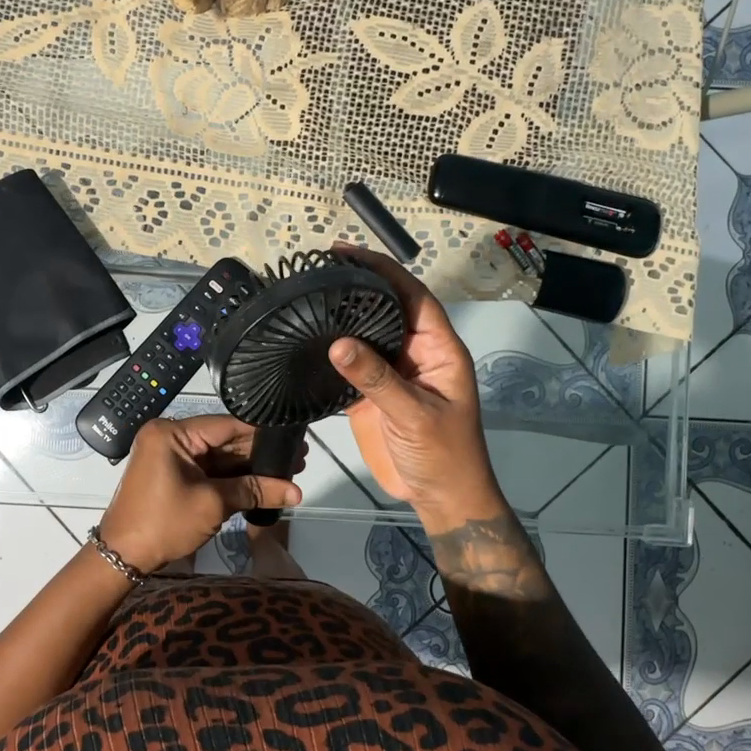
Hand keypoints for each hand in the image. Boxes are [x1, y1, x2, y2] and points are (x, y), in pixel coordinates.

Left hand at [98, 415, 302, 571]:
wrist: (123, 556)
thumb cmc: (164, 523)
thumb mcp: (213, 504)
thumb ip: (255, 490)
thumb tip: (295, 492)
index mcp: (171, 433)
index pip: (225, 424)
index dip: (261, 433)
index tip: (292, 438)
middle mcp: (169, 437)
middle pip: (223, 439)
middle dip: (258, 452)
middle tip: (296, 458)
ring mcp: (169, 456)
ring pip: (217, 456)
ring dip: (247, 467)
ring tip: (287, 471)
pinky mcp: (172, 474)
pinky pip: (207, 469)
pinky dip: (230, 477)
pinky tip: (261, 482)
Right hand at [328, 245, 502, 523]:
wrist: (440, 498)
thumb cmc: (445, 454)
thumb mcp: (415, 414)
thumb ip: (377, 379)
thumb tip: (338, 343)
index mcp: (437, 349)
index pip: (412, 297)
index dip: (384, 271)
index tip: (348, 253)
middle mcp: (413, 354)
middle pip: (385, 310)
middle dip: (356, 288)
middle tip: (316, 270)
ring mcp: (390, 375)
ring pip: (364, 338)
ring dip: (340, 320)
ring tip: (304, 298)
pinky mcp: (371, 398)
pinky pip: (349, 370)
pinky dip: (329, 357)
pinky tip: (304, 344)